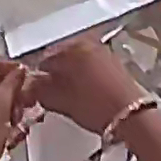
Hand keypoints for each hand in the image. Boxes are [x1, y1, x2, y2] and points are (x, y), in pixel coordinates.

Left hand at [0, 62, 36, 160]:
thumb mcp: (2, 105)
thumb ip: (12, 84)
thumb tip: (20, 68)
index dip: (12, 69)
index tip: (28, 74)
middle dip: (13, 92)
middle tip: (30, 100)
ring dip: (10, 109)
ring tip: (24, 119)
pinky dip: (2, 121)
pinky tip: (16, 132)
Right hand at [30, 37, 148, 135]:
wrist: (132, 116)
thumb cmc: (95, 106)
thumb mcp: (60, 101)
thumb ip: (39, 90)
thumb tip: (28, 86)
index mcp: (72, 48)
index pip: (44, 57)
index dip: (37, 75)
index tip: (35, 89)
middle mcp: (87, 44)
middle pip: (61, 56)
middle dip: (54, 73)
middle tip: (51, 93)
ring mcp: (102, 52)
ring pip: (77, 60)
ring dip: (69, 74)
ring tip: (68, 95)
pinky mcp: (114, 63)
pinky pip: (91, 65)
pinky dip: (84, 75)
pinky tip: (85, 93)